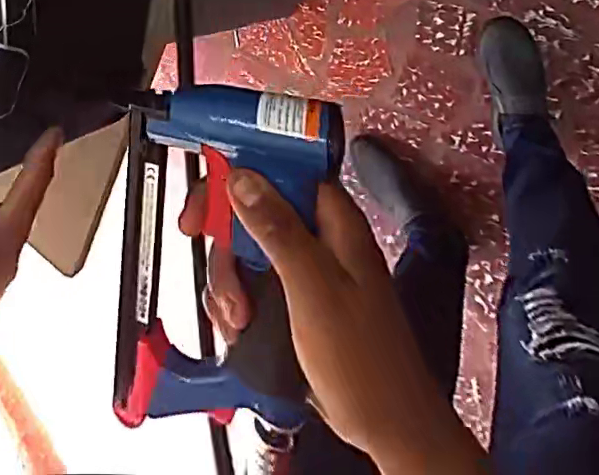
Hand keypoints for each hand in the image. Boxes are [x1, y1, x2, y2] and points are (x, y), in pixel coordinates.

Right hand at [180, 172, 456, 469]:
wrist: (388, 432)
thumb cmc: (365, 363)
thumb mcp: (313, 289)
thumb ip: (277, 230)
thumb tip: (242, 177)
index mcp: (333, 219)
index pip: (282, 167)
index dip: (243, 170)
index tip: (210, 194)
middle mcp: (318, 235)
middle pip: (254, 206)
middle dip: (228, 238)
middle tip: (210, 255)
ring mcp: (305, 265)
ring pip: (247, 245)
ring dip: (230, 278)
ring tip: (238, 315)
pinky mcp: (294, 295)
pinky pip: (251, 278)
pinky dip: (236, 298)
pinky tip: (239, 324)